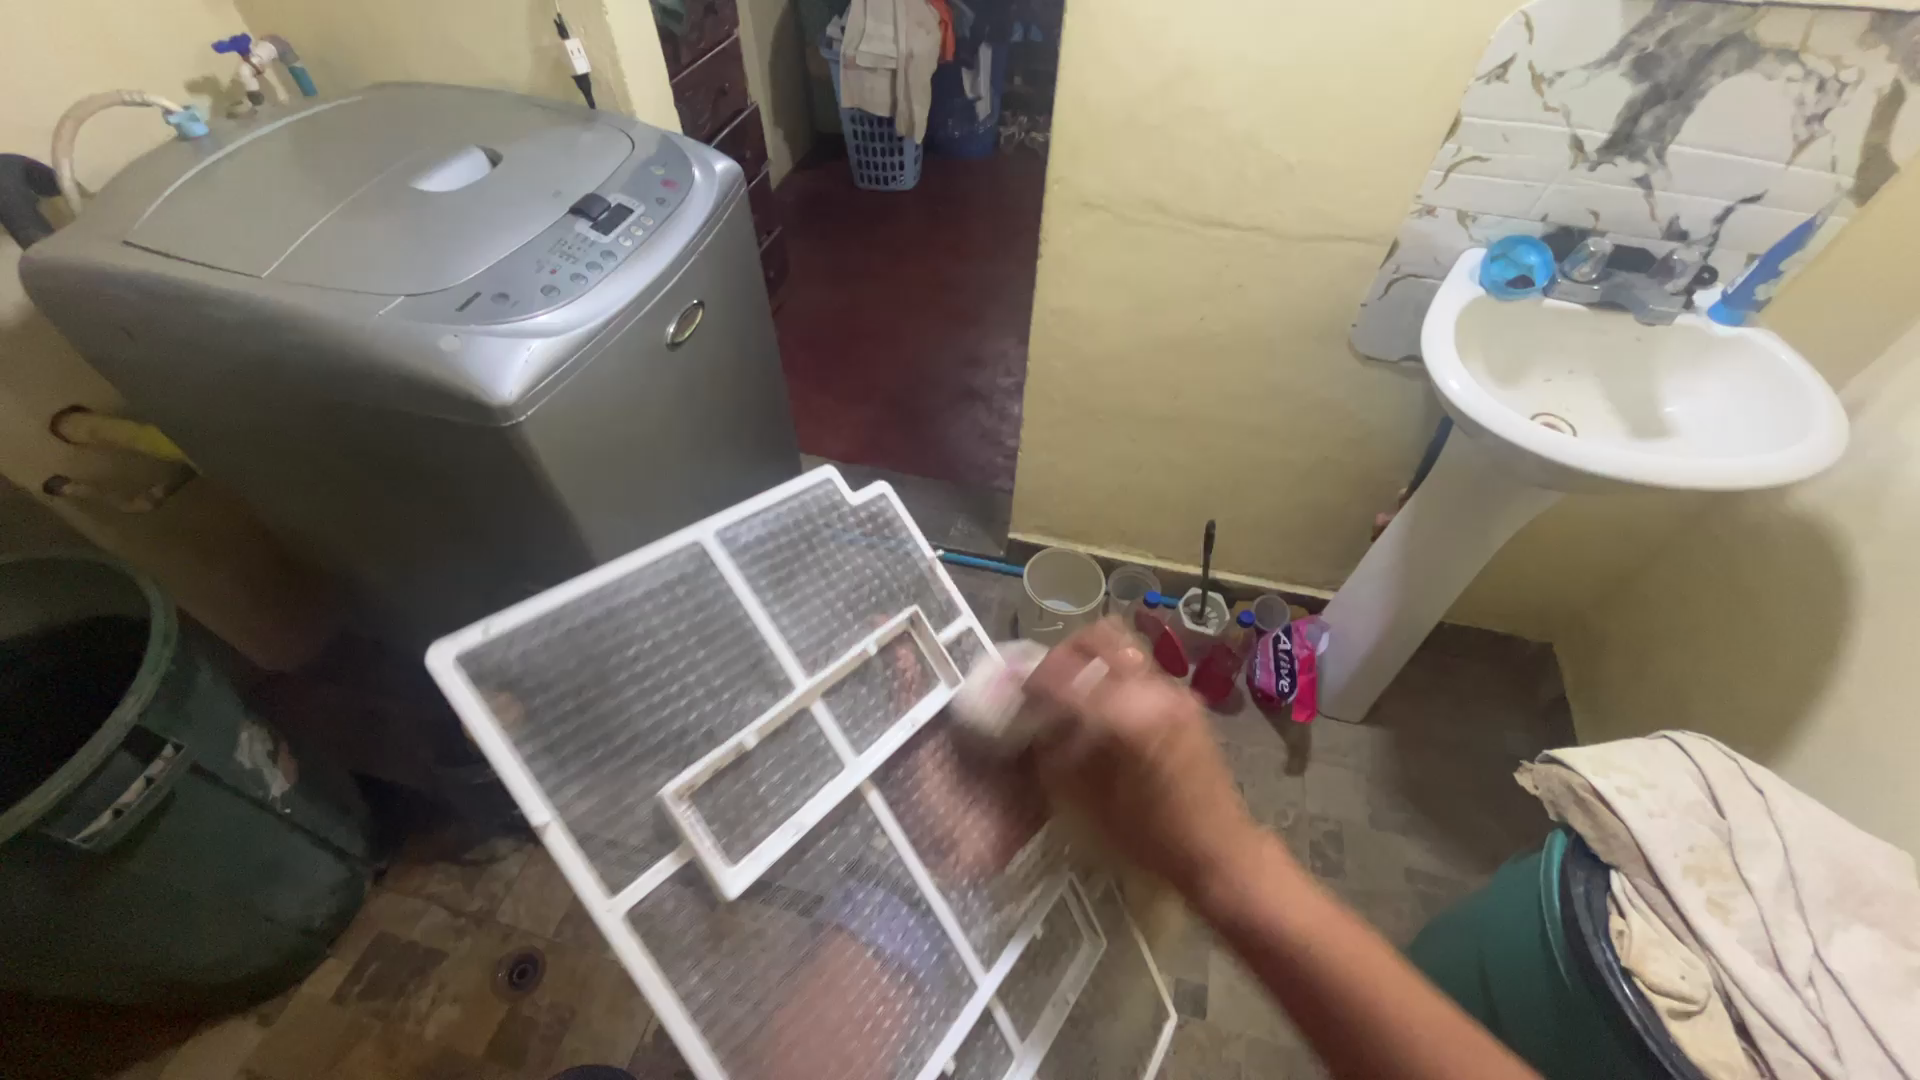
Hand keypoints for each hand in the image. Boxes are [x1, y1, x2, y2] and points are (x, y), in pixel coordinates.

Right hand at [1022, 619, 1267, 896]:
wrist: (1220, 849)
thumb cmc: (1150, 837)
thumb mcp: (1087, 802)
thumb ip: (1055, 753)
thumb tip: (1032, 724)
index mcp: (1124, 715)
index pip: (1064, 673)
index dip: (1034, 681)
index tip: (1021, 696)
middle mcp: (1151, 689)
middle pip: (1099, 638)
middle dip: (1065, 655)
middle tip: (1048, 683)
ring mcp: (1173, 690)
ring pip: (1122, 649)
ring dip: (1092, 664)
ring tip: (1076, 696)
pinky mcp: (1186, 699)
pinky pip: (1140, 672)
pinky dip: (1115, 679)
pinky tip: (1107, 712)